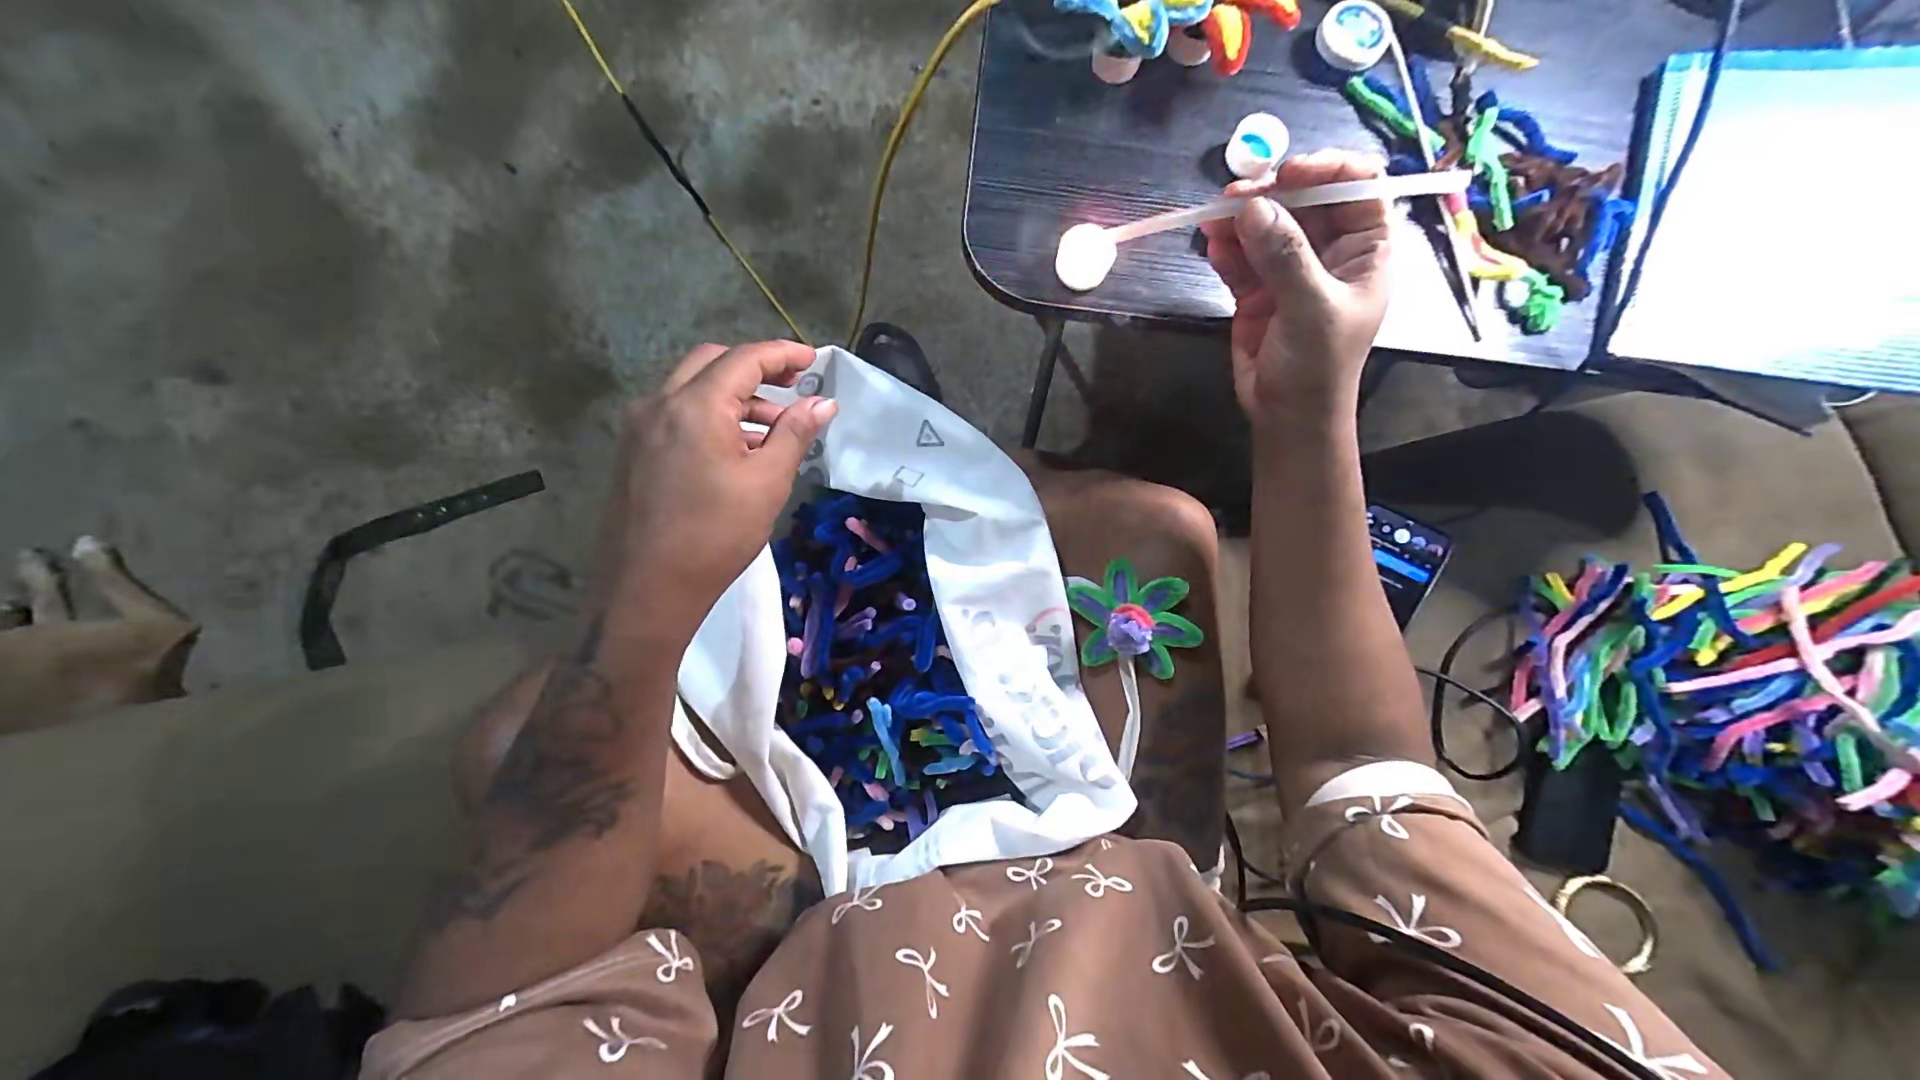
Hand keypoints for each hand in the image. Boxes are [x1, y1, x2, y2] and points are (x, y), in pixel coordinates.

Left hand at [601, 341, 835, 636]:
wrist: (648, 589)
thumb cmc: (716, 535)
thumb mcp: (767, 482)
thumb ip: (794, 433)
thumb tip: (823, 403)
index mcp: (694, 406)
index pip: (743, 359)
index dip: (782, 354)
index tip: (813, 359)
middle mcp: (658, 404)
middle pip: (711, 363)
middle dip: (755, 368)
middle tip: (793, 386)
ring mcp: (639, 428)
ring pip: (691, 389)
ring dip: (734, 396)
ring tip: (773, 427)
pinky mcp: (633, 452)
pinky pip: (676, 415)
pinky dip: (710, 416)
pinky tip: (736, 448)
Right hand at [1200, 150, 1391, 420]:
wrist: (1287, 416)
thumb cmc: (1319, 365)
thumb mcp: (1311, 308)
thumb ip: (1284, 256)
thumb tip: (1253, 209)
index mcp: (1364, 248)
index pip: (1356, 186)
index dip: (1326, 170)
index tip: (1287, 174)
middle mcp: (1328, 252)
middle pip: (1303, 201)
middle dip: (1270, 196)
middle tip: (1234, 198)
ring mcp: (1289, 270)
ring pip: (1265, 228)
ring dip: (1239, 221)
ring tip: (1212, 220)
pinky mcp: (1256, 291)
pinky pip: (1240, 258)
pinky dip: (1225, 248)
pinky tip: (1211, 244)